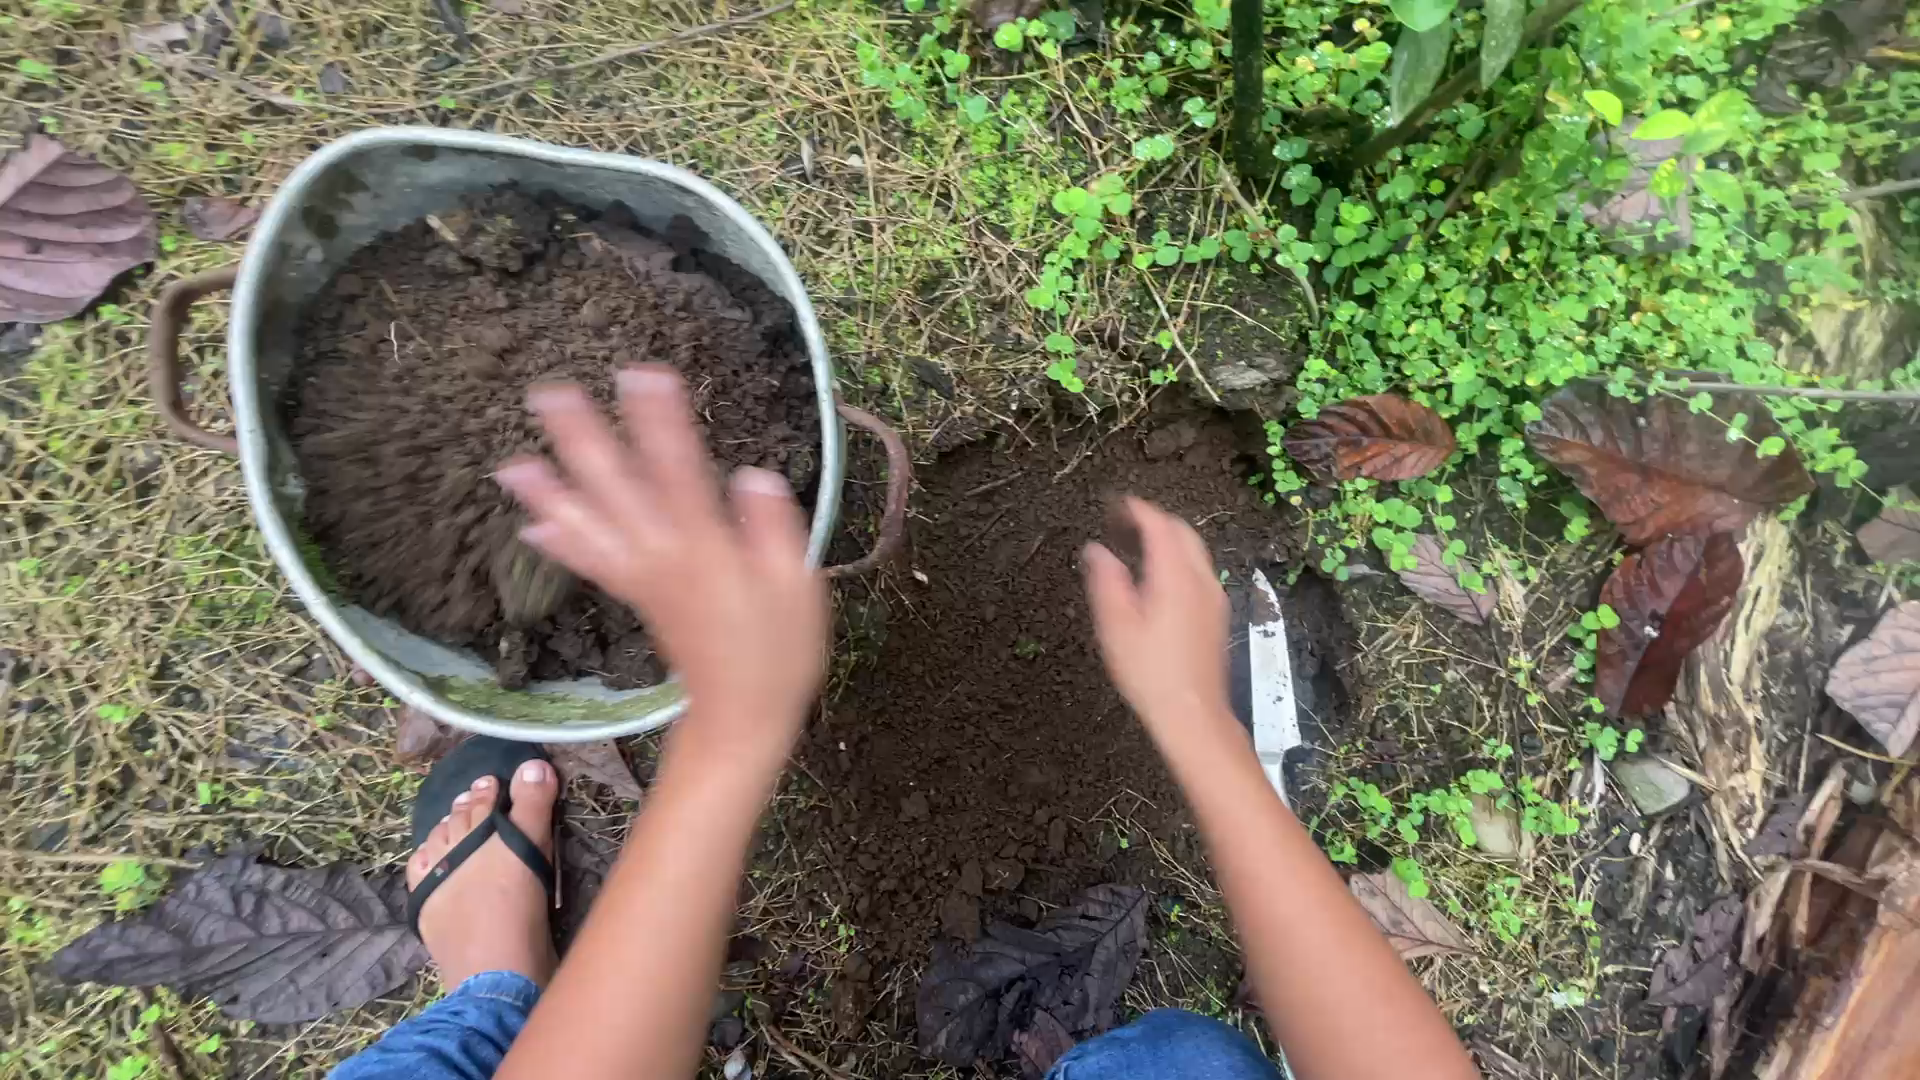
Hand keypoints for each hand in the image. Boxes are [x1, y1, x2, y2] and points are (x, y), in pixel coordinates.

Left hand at [495, 365, 827, 763]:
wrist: (741, 715)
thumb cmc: (779, 652)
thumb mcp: (798, 588)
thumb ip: (775, 531)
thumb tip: (754, 477)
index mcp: (709, 550)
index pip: (682, 473)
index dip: (661, 423)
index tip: (643, 375)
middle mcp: (665, 557)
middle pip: (620, 491)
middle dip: (586, 441)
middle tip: (550, 394)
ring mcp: (644, 579)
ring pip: (592, 527)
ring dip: (552, 493)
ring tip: (511, 461)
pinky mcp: (637, 598)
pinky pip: (592, 566)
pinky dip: (562, 543)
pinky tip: (533, 525)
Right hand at [1081, 498, 1236, 752]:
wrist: (1191, 713)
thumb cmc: (1150, 673)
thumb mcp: (1115, 626)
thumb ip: (1105, 581)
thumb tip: (1096, 551)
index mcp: (1175, 578)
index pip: (1160, 526)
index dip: (1137, 510)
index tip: (1116, 505)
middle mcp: (1200, 581)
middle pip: (1182, 532)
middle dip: (1154, 520)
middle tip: (1124, 522)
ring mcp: (1213, 597)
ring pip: (1194, 550)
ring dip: (1168, 539)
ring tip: (1137, 546)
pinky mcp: (1216, 614)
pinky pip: (1198, 570)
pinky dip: (1178, 559)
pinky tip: (1158, 577)